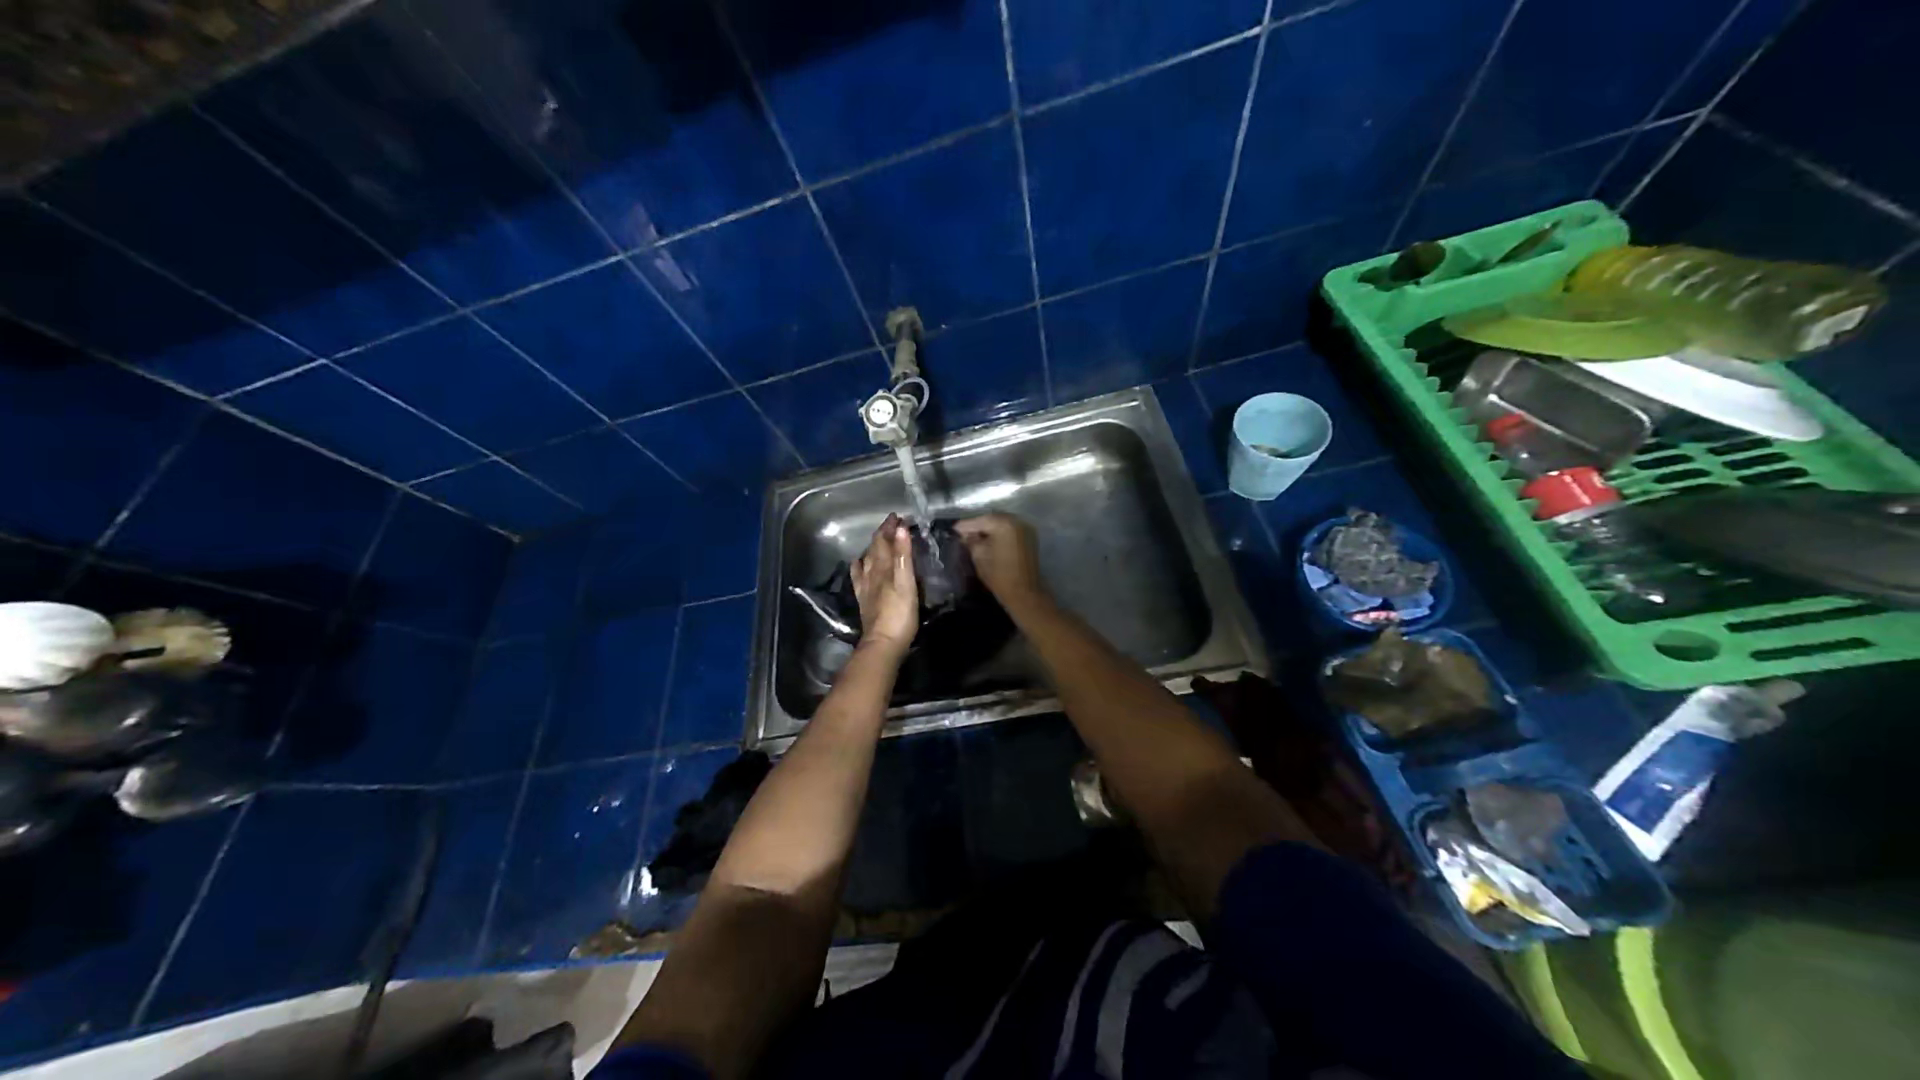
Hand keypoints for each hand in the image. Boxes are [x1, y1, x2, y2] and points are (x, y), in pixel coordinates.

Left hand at [852, 513, 916, 654]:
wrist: (883, 643)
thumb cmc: (900, 614)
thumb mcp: (907, 582)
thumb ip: (903, 555)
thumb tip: (901, 528)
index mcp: (883, 567)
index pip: (884, 541)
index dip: (890, 527)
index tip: (898, 516)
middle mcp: (871, 573)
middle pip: (875, 548)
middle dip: (883, 534)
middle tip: (892, 524)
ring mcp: (866, 587)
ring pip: (867, 560)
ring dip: (873, 547)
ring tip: (879, 540)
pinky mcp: (865, 599)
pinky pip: (859, 577)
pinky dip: (860, 566)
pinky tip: (859, 565)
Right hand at [954, 513, 1047, 611]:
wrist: (1024, 592)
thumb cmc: (999, 575)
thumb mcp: (979, 556)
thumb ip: (971, 541)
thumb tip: (967, 535)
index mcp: (1003, 524)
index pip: (980, 521)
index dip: (965, 526)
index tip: (954, 529)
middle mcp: (1017, 521)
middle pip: (992, 519)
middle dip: (978, 526)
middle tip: (964, 533)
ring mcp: (1026, 528)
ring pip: (1002, 524)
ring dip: (989, 529)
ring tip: (975, 537)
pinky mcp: (1030, 537)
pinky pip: (1010, 530)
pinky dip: (1000, 533)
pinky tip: (990, 540)